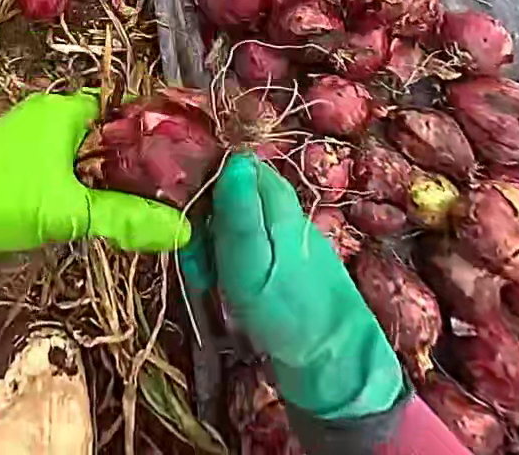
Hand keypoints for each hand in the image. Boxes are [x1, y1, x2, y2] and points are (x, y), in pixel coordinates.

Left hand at [0, 92, 191, 286]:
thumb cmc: (4, 195)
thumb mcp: (68, 210)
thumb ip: (125, 218)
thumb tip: (181, 231)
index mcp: (67, 110)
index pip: (124, 112)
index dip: (149, 136)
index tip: (174, 164)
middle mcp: (51, 112)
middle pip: (106, 132)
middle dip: (128, 161)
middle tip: (158, 190)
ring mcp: (32, 133)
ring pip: (85, 150)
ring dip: (103, 174)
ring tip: (133, 201)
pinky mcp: (19, 156)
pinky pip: (63, 162)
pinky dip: (80, 180)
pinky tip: (93, 205)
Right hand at [180, 153, 404, 420]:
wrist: (332, 362)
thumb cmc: (285, 310)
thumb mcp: (251, 261)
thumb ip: (239, 210)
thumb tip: (232, 157)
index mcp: (273, 194)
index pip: (229, 162)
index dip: (201, 184)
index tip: (186, 218)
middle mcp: (278, 201)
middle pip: (227, 190)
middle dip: (203, 219)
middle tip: (196, 261)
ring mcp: (281, 226)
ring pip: (232, 217)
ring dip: (211, 242)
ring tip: (208, 279)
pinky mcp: (281, 251)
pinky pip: (244, 239)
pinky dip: (227, 257)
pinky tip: (224, 284)